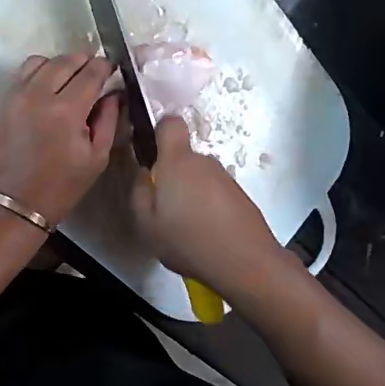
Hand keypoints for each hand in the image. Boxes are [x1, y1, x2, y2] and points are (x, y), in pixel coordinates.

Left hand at [0, 53, 121, 224]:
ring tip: (71, 78)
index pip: (91, 73)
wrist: (14, 202)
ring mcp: (17, 95)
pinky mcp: (3, 101)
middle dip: (85, 62)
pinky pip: (23, 73)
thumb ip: (108, 120)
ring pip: (42, 61)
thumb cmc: (61, 186)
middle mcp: (39, 94)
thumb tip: (114, 94)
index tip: (113, 71)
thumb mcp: (96, 158)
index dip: (106, 67)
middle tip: (96, 72)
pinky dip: (40, 72)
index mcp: (67, 111)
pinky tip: (49, 87)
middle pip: (66, 61)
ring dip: (61, 64)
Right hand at [132, 116, 285, 296]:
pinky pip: (216, 193)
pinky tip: (207, 234)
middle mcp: (204, 162)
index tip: (153, 156)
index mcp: (177, 162)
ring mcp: (226, 178)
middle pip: (183, 158)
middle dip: (173, 178)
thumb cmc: (189, 241)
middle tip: (166, 210)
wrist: (245, 262)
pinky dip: (209, 207)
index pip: (170, 124)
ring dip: (192, 196)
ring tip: (188, 228)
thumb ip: (139, 192)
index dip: (159, 133)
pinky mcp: (240, 195)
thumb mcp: (146, 224)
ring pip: (200, 178)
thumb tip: (144, 175)